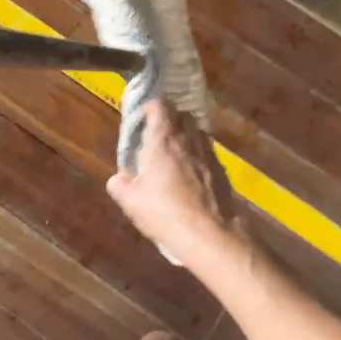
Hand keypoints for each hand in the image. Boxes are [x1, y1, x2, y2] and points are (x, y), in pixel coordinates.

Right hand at [106, 100, 246, 267]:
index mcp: (163, 139)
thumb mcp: (131, 202)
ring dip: (185, 137)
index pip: (159, 106)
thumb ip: (120, 185)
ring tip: (174, 156)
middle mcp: (188, 138)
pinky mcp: (221, 168)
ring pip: (196, 132)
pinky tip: (192, 175)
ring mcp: (208, 152)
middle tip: (157, 137)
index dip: (149, 108)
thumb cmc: (165, 213)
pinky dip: (198, 155)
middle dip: (169, 120)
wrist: (209, 234)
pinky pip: (207, 151)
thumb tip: (119, 178)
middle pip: (181, 114)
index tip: (141, 121)